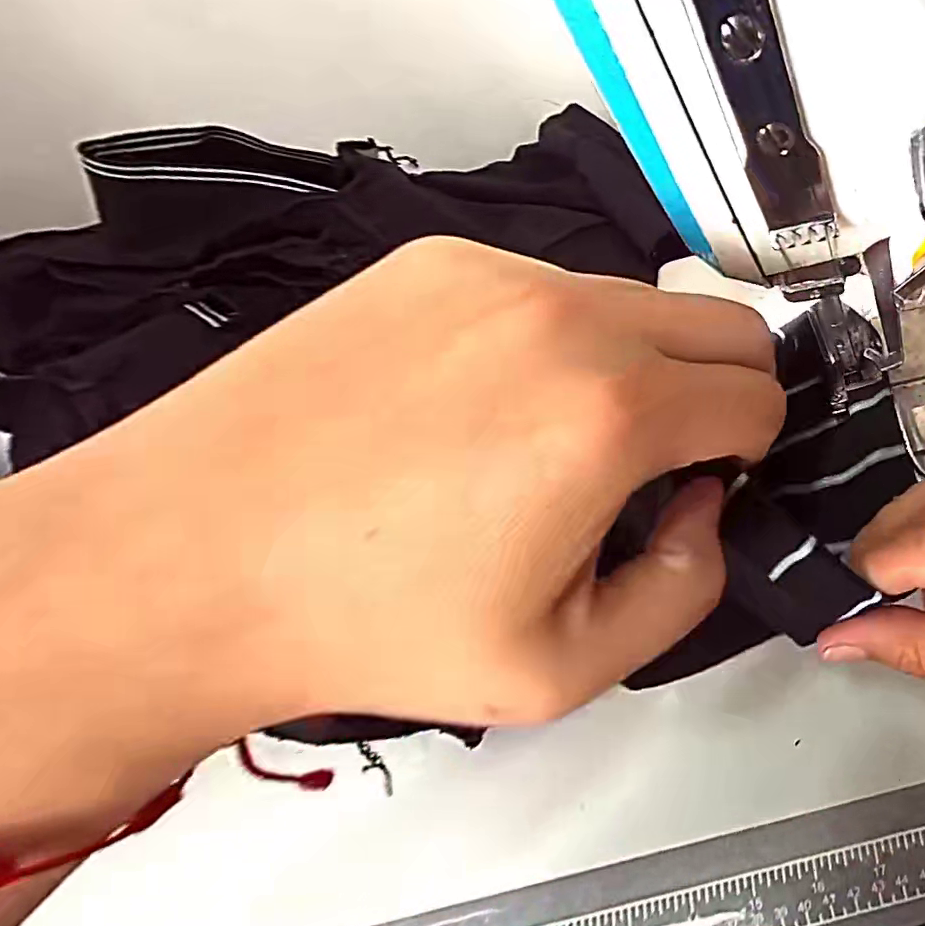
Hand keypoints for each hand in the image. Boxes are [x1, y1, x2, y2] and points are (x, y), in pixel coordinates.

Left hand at [7, 236, 785, 732]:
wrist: (164, 571)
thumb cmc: (381, 628)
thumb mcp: (575, 663)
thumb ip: (692, 585)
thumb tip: (704, 501)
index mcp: (613, 415)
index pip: (760, 399)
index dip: (754, 450)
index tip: (704, 482)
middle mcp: (571, 320)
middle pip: (736, 328)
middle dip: (735, 391)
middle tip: (680, 448)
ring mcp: (503, 277)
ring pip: (659, 304)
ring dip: (659, 364)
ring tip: (584, 427)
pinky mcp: (445, 262)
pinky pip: (573, 291)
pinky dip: (582, 340)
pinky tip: (511, 395)